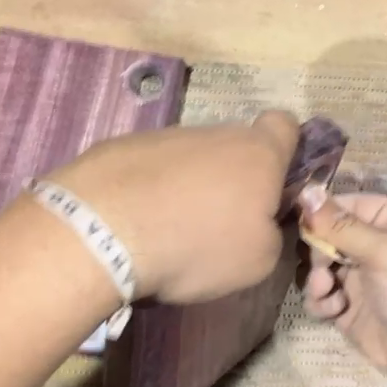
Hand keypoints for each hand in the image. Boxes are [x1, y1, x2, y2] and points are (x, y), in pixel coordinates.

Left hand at [48, 111, 298, 303]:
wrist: (101, 233)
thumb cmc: (196, 245)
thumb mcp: (257, 260)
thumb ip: (271, 232)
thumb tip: (261, 221)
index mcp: (258, 154)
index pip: (285, 125)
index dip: (286, 149)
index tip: (275, 184)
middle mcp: (215, 134)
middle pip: (235, 148)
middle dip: (233, 180)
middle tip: (220, 225)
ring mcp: (164, 136)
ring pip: (191, 159)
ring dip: (189, 188)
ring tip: (169, 232)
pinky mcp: (120, 147)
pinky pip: (150, 169)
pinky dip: (150, 192)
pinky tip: (135, 225)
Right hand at [299, 191, 386, 386]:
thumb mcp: (384, 250)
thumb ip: (341, 225)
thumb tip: (305, 190)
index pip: (351, 205)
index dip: (324, 212)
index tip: (299, 218)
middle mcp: (379, 246)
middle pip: (331, 236)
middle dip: (320, 250)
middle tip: (323, 266)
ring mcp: (365, 280)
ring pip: (322, 267)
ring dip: (317, 277)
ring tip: (326, 290)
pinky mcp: (352, 310)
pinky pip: (324, 297)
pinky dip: (321, 301)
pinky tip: (333, 310)